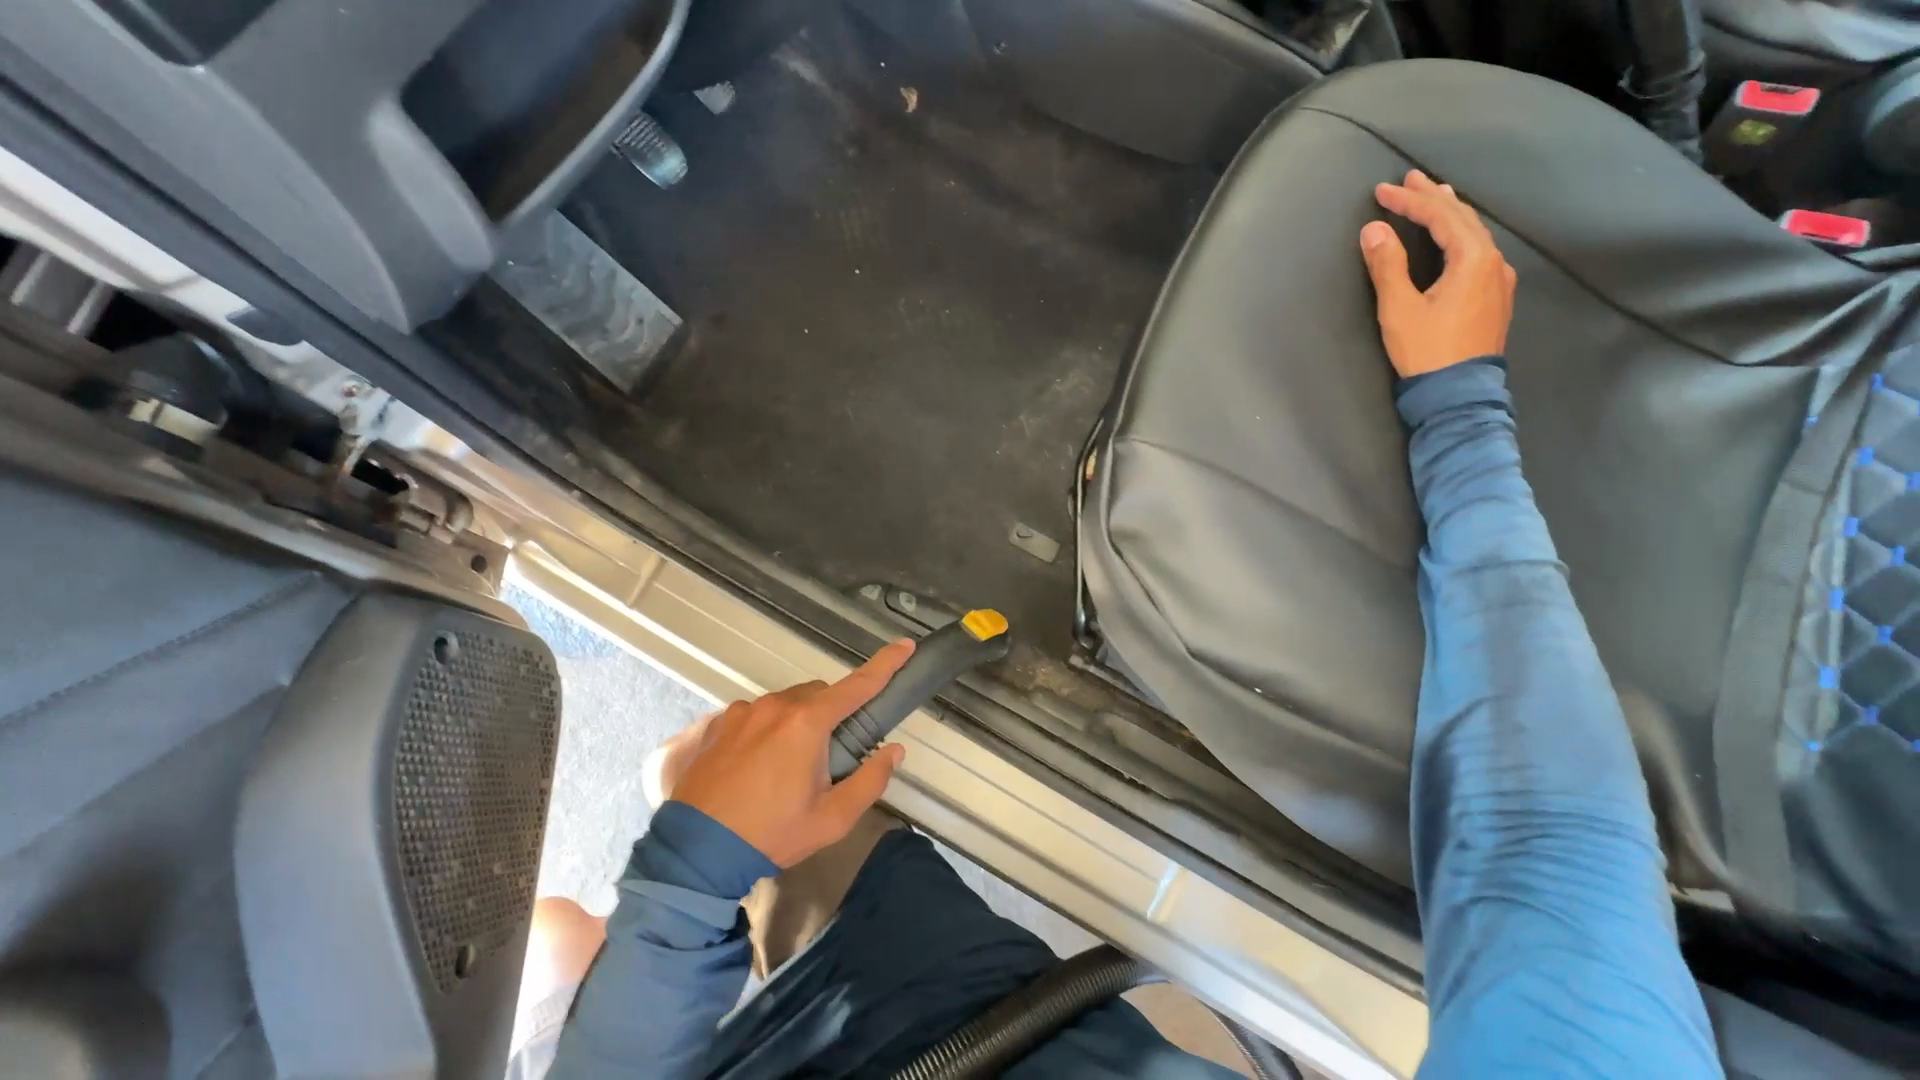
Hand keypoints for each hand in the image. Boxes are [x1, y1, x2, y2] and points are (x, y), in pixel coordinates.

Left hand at [668, 640, 915, 867]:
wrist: (696, 851)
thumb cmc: (771, 834)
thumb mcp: (831, 818)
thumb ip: (870, 781)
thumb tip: (894, 751)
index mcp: (807, 723)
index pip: (857, 686)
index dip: (886, 664)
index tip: (905, 646)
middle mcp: (775, 705)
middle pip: (819, 696)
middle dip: (833, 716)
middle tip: (830, 760)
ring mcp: (742, 712)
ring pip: (786, 705)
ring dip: (798, 724)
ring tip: (787, 772)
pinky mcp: (718, 725)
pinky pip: (756, 717)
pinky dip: (767, 731)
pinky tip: (757, 768)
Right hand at [1359, 170, 1516, 378]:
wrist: (1458, 394)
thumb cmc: (1427, 351)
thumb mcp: (1399, 309)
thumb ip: (1387, 266)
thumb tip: (1374, 230)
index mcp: (1472, 259)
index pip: (1440, 216)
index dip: (1409, 201)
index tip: (1381, 192)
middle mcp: (1493, 261)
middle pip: (1463, 218)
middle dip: (1433, 197)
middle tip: (1410, 179)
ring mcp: (1499, 279)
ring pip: (1474, 233)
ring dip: (1450, 213)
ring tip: (1434, 196)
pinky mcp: (1495, 296)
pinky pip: (1478, 251)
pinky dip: (1460, 234)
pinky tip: (1454, 236)